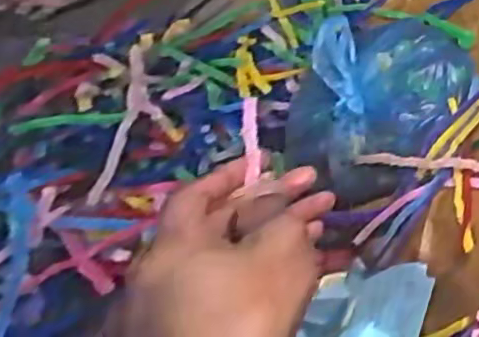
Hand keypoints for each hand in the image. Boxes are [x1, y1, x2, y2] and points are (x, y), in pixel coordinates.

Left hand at [104, 162, 334, 336]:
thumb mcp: (280, 243)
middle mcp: (157, 277)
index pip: (194, 195)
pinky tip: (304, 258)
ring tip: (321, 219)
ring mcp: (168, 311)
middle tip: (313, 184)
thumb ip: (281, 212)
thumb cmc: (247, 306)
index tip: (268, 160)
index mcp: (170, 249)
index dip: (232, 173)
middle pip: (218, 224)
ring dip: (276, 231)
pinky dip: (259, 265)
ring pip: (228, 254)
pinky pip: (225, 284)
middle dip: (271, 201)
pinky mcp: (187, 333)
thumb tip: (277, 202)